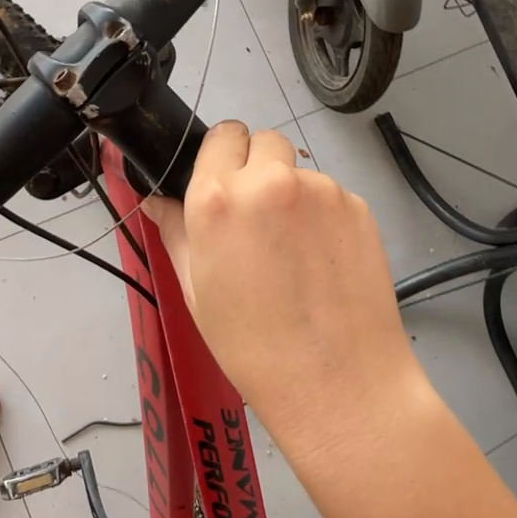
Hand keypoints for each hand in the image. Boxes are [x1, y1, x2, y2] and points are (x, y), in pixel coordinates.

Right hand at [143, 122, 419, 435]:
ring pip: (299, 170)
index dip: (221, 158)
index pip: (221, 136)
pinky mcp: (358, 206)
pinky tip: (324, 261)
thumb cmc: (253, 347)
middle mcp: (269, 181)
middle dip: (257, 167)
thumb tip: (158, 199)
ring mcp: (321, 190)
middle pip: (264, 141)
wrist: (338, 381)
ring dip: (291, 194)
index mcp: (218, 199)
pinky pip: (331, 195)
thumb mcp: (196, 290)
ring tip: (295, 252)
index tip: (224, 185)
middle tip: (257, 218)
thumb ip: (176, 231)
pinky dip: (323, 216)